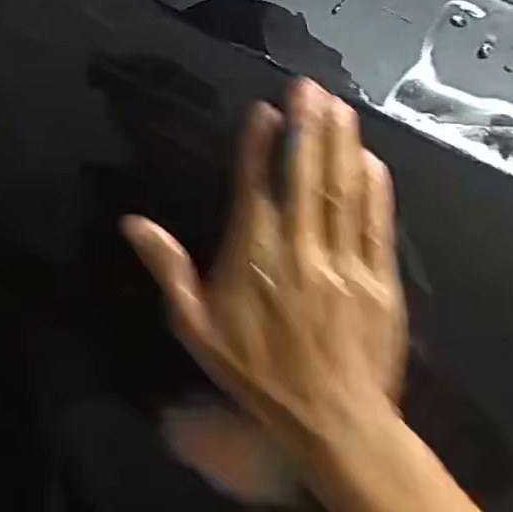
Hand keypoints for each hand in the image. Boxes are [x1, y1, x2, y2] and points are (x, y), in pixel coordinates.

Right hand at [123, 79, 404, 468]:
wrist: (336, 424)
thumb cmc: (255, 369)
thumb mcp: (194, 323)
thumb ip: (167, 267)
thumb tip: (131, 222)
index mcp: (254, 256)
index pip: (256, 188)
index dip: (259, 146)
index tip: (264, 108)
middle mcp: (300, 250)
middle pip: (305, 179)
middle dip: (306, 128)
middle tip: (308, 87)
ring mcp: (346, 264)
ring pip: (342, 194)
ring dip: (340, 146)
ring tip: (338, 105)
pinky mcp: (380, 282)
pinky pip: (377, 227)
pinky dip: (375, 190)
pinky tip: (371, 158)